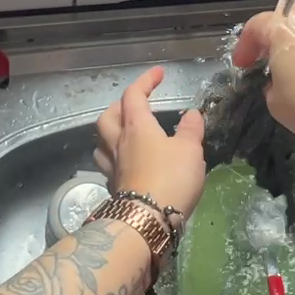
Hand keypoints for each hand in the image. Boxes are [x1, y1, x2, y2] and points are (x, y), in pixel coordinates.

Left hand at [93, 66, 206, 216]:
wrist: (148, 220)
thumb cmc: (171, 177)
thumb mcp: (190, 149)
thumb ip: (190, 130)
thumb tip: (192, 114)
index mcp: (137, 127)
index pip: (134, 95)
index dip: (145, 81)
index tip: (159, 73)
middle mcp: (119, 142)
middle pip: (108, 116)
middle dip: (121, 105)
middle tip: (137, 105)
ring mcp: (113, 166)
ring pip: (101, 141)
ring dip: (111, 131)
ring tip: (126, 132)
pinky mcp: (114, 187)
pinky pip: (108, 163)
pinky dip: (115, 156)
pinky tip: (128, 161)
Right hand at [231, 2, 294, 140]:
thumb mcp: (276, 103)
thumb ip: (270, 87)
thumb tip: (277, 82)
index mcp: (282, 28)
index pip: (255, 26)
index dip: (244, 46)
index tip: (242, 64)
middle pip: (282, 18)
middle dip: (270, 36)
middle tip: (264, 58)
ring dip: (292, 43)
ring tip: (288, 66)